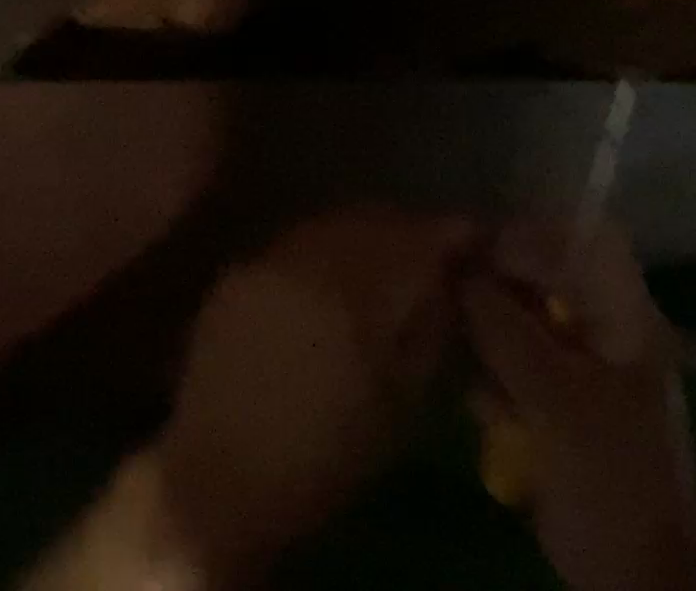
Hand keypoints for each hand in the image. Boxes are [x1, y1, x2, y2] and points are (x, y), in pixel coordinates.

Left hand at [156, 205, 476, 570]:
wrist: (220, 476)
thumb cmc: (325, 457)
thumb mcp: (401, 402)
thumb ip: (431, 325)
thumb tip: (453, 276)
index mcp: (354, 298)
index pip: (418, 239)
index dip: (453, 233)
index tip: (475, 239)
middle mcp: (307, 263)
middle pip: (374, 219)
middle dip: (411, 228)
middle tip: (436, 250)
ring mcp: (266, 261)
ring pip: (333, 222)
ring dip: (369, 232)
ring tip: (389, 258)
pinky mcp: (237, 271)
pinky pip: (297, 241)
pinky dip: (328, 246)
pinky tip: (337, 275)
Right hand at [464, 222, 695, 590]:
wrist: (630, 573)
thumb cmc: (609, 477)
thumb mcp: (557, 400)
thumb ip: (508, 332)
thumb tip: (463, 276)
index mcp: (626, 320)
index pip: (590, 242)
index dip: (538, 235)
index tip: (481, 250)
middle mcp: (604, 332)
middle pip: (549, 278)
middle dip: (498, 279)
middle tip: (448, 289)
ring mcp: (578, 368)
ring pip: (523, 320)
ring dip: (486, 325)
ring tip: (450, 338)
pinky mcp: (553, 402)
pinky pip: (513, 363)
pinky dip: (489, 368)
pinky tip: (474, 394)